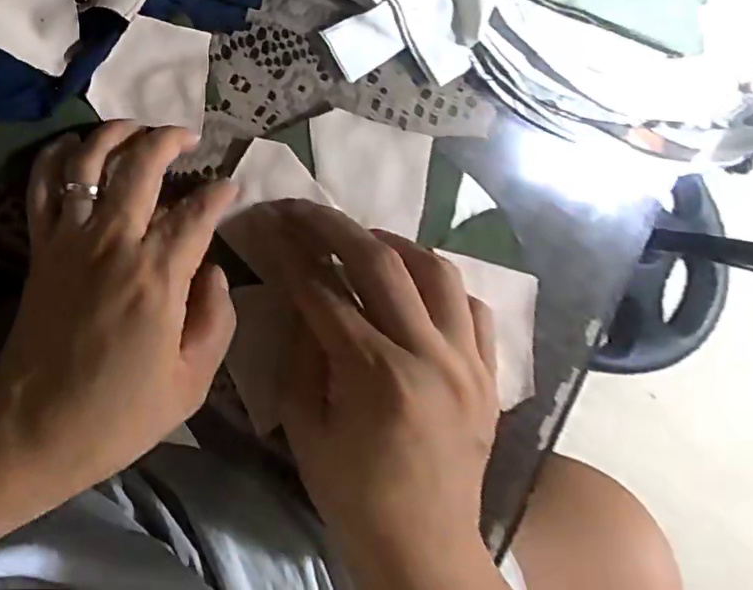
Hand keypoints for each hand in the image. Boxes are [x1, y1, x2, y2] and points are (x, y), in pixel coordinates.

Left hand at [0, 122, 238, 495]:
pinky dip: (52, 159)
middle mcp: (111, 242)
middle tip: (186, 135)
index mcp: (156, 276)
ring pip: (86, 165)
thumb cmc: (122, 408)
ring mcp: (68, 238)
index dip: (217, 193)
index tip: (230, 183)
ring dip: (110, 135)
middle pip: (138, 170)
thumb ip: (213, 318)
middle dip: (165, 141)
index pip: (194, 214)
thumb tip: (212, 268)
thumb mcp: (191, 380)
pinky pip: (41, 188)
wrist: (40, 414)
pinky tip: (69, 145)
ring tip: (134, 125)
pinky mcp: (39, 244)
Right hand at [250, 200, 505, 589]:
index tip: (263, 219)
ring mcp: (469, 366)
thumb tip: (296, 292)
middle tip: (297, 208)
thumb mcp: (300, 414)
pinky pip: (471, 309)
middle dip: (330, 225)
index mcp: (375, 372)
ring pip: (435, 273)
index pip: (320, 286)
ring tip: (354, 239)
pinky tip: (404, 284)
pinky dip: (435, 284)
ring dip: (388, 244)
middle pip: (379, 263)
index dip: (286, 248)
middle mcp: (431, 358)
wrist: (423, 544)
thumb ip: (300, 345)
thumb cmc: (345, 483)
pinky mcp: (489, 378)